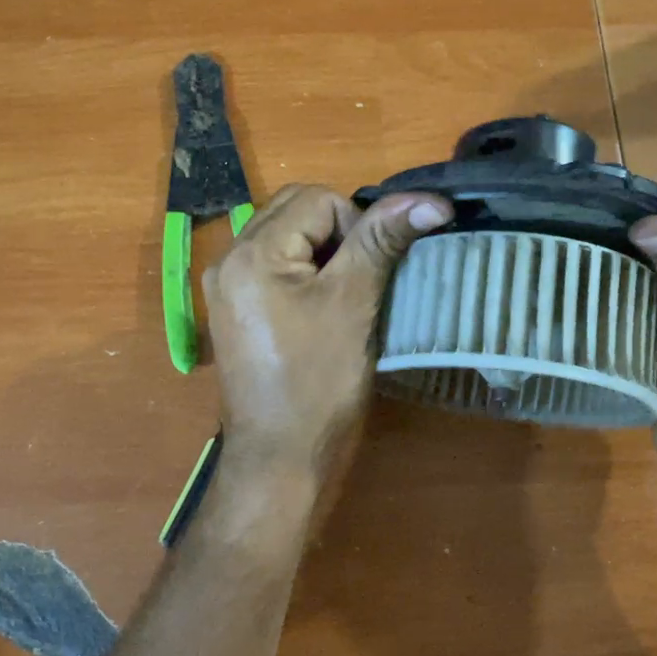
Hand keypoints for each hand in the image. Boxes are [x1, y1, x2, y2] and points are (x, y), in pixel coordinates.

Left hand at [204, 185, 452, 484]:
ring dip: (323, 254)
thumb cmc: (318, 383)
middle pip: (296, 210)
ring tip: (341, 299)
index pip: (319, 199)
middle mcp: (228, 258)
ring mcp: (225, 285)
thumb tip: (431, 200)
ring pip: (286, 236)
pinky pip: (273, 264)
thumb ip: (383, 242)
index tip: (367, 278)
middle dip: (338, 235)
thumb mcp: (353, 305)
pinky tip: (319, 311)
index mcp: (251, 252)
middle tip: (357, 284)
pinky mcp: (233, 309)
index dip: (356, 227)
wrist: (277, 456)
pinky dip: (303, 272)